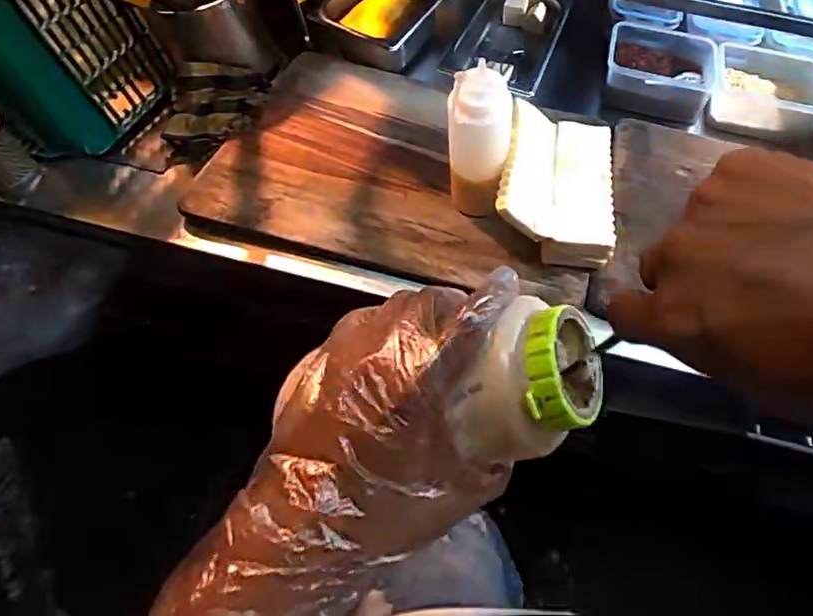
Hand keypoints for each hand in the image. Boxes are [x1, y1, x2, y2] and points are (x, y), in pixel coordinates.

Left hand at [258, 270, 517, 559]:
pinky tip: (382, 365)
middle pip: (428, 301)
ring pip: (391, 307)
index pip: (467, 318)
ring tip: (426, 343)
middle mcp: (382, 346)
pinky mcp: (318, 357)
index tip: (508, 283)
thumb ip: (494, 452)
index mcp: (421, 373)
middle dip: (453, 305)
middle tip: (465, 325)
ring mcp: (345, 346)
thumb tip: (512, 430)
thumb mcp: (459, 491)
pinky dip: (380, 335)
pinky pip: (360, 328)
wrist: (300, 528)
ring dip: (416, 318)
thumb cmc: (384, 509)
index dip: (492, 297)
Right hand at [606, 148, 812, 417]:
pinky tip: (799, 212)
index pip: (623, 309)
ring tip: (787, 244)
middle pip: (661, 262)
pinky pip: (728, 187)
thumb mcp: (770, 388)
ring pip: (697, 221)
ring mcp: (708, 199)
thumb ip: (708, 349)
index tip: (673, 315)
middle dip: (693, 276)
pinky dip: (750, 200)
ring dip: (723, 234)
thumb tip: (688, 322)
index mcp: (678, 315)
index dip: (646, 313)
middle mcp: (678, 251)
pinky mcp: (742, 161)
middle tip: (750, 284)